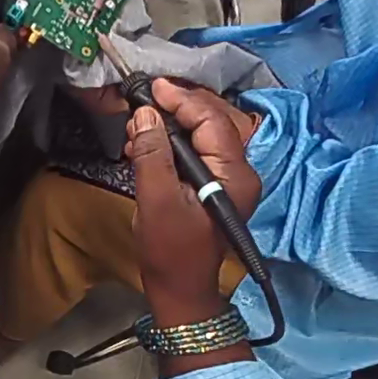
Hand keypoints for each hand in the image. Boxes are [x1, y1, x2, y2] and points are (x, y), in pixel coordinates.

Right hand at [125, 80, 261, 325]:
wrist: (180, 290)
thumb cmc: (169, 251)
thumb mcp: (156, 201)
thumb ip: (152, 155)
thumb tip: (144, 115)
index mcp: (233, 174)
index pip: (211, 120)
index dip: (181, 99)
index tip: (152, 88)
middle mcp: (238, 172)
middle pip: (211, 124)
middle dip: (177, 109)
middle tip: (143, 102)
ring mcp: (228, 182)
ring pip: (202, 138)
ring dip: (171, 127)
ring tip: (139, 126)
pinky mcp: (214, 190)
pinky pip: (196, 155)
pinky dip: (172, 146)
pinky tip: (148, 147)